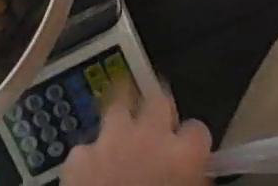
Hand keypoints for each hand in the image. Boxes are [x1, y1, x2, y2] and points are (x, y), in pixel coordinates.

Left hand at [62, 83, 210, 185]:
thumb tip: (195, 177)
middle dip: (158, 113)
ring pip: (118, 110)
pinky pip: (88, 148)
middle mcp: (148, 137)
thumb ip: (193, 183)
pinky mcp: (79, 155)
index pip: (198, 130)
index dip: (193, 143)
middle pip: (158, 100)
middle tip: (157, 131)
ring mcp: (110, 140)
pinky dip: (92, 160)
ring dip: (122, 125)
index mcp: (182, 156)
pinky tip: (93, 177)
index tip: (189, 153)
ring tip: (122, 146)